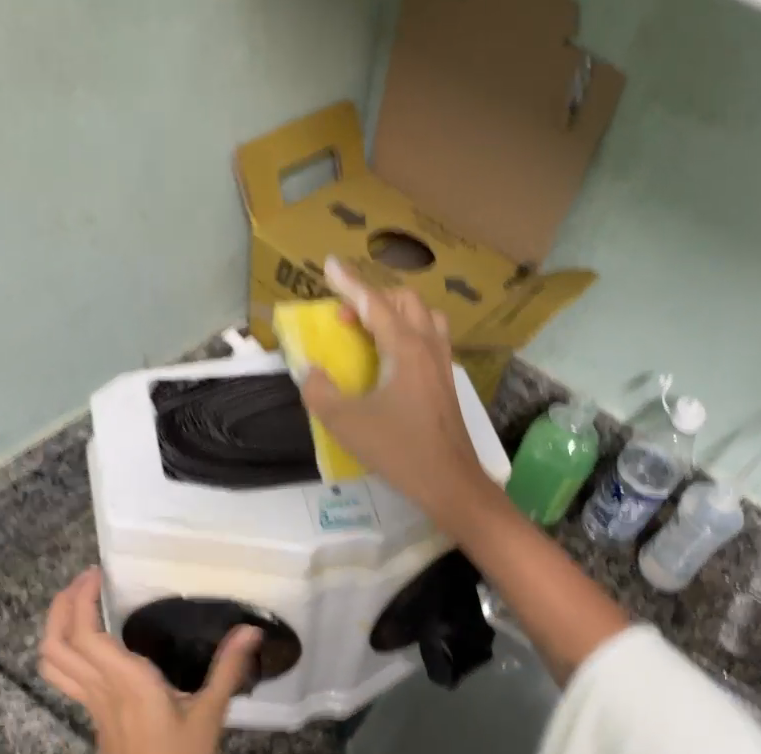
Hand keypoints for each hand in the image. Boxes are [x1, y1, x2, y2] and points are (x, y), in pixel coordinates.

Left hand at [37, 568, 261, 753]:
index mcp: (127, 681)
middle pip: (58, 640)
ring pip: (52, 658)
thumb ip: (227, 670)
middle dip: (64, 603)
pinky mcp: (91, 713)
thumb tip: (249, 630)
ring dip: (55, 625)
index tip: (97, 574)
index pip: (85, 632)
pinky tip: (85, 643)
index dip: (82, 599)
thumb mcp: (210, 715)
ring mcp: (90, 702)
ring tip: (76, 604)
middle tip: (87, 580)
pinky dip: (62, 649)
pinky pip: (62, 674)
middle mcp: (101, 687)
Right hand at [299, 258, 497, 527]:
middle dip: (374, 298)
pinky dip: (411, 335)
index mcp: (406, 348)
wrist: (451, 483)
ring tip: (372, 333)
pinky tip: (394, 362)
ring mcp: (443, 366)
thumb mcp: (346, 423)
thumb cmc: (399, 451)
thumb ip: (320, 391)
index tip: (330, 264)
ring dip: (398, 314)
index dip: (349, 283)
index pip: (373, 303)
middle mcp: (429, 348)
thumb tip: (309, 372)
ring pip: (425, 319)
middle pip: (406, 302)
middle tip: (346, 318)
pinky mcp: (448, 385)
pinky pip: (432, 342)